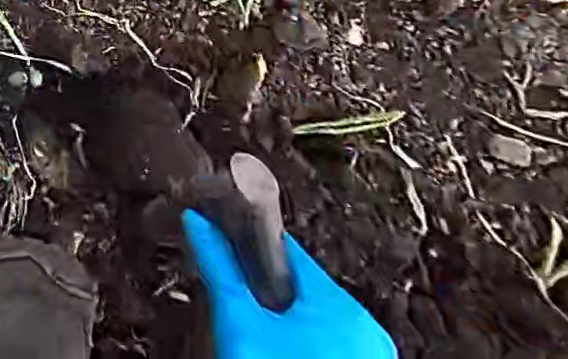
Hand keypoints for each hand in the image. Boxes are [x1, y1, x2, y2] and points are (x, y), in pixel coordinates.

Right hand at [182, 210, 395, 358]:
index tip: (223, 237)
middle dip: (264, 285)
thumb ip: (219, 267)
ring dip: (278, 315)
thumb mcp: (240, 323)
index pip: (288, 249)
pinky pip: (324, 343)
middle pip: (299, 284)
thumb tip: (198, 221)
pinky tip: (271, 351)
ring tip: (251, 327)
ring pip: (310, 316)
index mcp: (343, 309)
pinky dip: (296, 341)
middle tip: (235, 295)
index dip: (251, 243)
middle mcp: (369, 333)